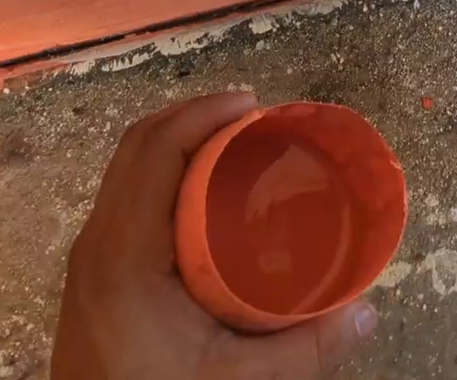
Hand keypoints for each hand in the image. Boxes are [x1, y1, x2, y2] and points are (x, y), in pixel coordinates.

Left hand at [51, 92, 378, 379]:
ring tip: (228, 139)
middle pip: (138, 142)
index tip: (252, 105)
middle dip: (193, 114)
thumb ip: (304, 351)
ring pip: (126, 162)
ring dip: (175, 135)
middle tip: (249, 116)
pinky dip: (159, 163)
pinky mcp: (91, 266)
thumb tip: (367, 313)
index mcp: (124, 253)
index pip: (156, 149)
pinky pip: (123, 187)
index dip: (202, 113)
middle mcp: (97, 239)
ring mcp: (88, 252)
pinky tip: (196, 183)